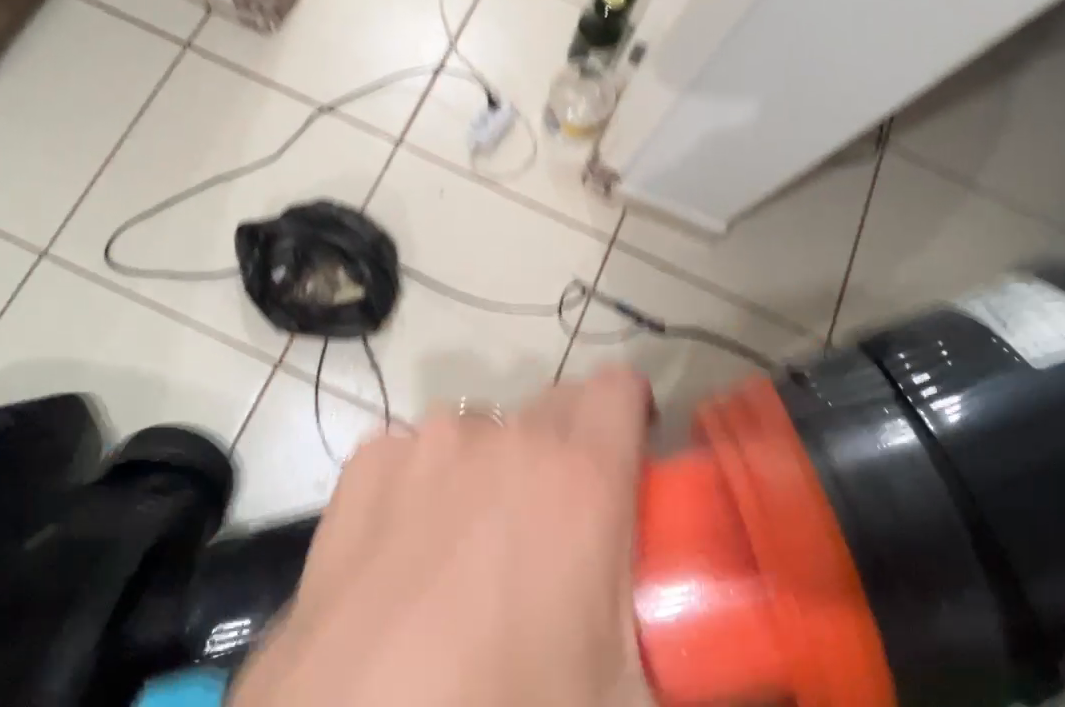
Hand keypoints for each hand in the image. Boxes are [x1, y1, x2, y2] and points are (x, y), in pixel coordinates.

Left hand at [229, 367, 657, 706]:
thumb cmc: (512, 699)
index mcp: (579, 475)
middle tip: (558, 531)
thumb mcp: (624, 682)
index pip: (620, 389)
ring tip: (471, 551)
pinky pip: (415, 453)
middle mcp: (503, 438)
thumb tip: (698, 639)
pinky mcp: (366, 466)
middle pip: (553, 409)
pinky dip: (423, 485)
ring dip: (490, 471)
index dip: (630, 419)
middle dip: (566, 453)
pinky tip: (408, 550)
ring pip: (481, 433)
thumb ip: (663, 621)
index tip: (628, 463)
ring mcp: (425, 444)